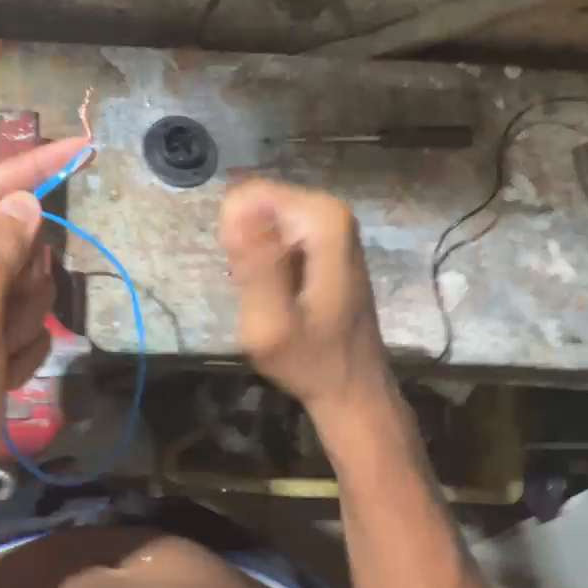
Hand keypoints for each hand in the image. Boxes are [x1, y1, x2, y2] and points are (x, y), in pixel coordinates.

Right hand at [220, 180, 395, 420]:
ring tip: (270, 293)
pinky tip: (280, 292)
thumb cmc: (311, 361)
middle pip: (254, 202)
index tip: (245, 278)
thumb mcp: (271, 324)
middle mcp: (331, 209)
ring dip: (253, 256)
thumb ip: (254, 267)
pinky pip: (273, 230)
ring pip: (260, 216)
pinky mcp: (325, 237)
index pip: (246, 196)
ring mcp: (331, 222)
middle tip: (258, 291)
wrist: (353, 391)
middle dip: (244, 246)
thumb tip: (237, 212)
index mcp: (322, 219)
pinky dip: (265, 260)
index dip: (234, 239)